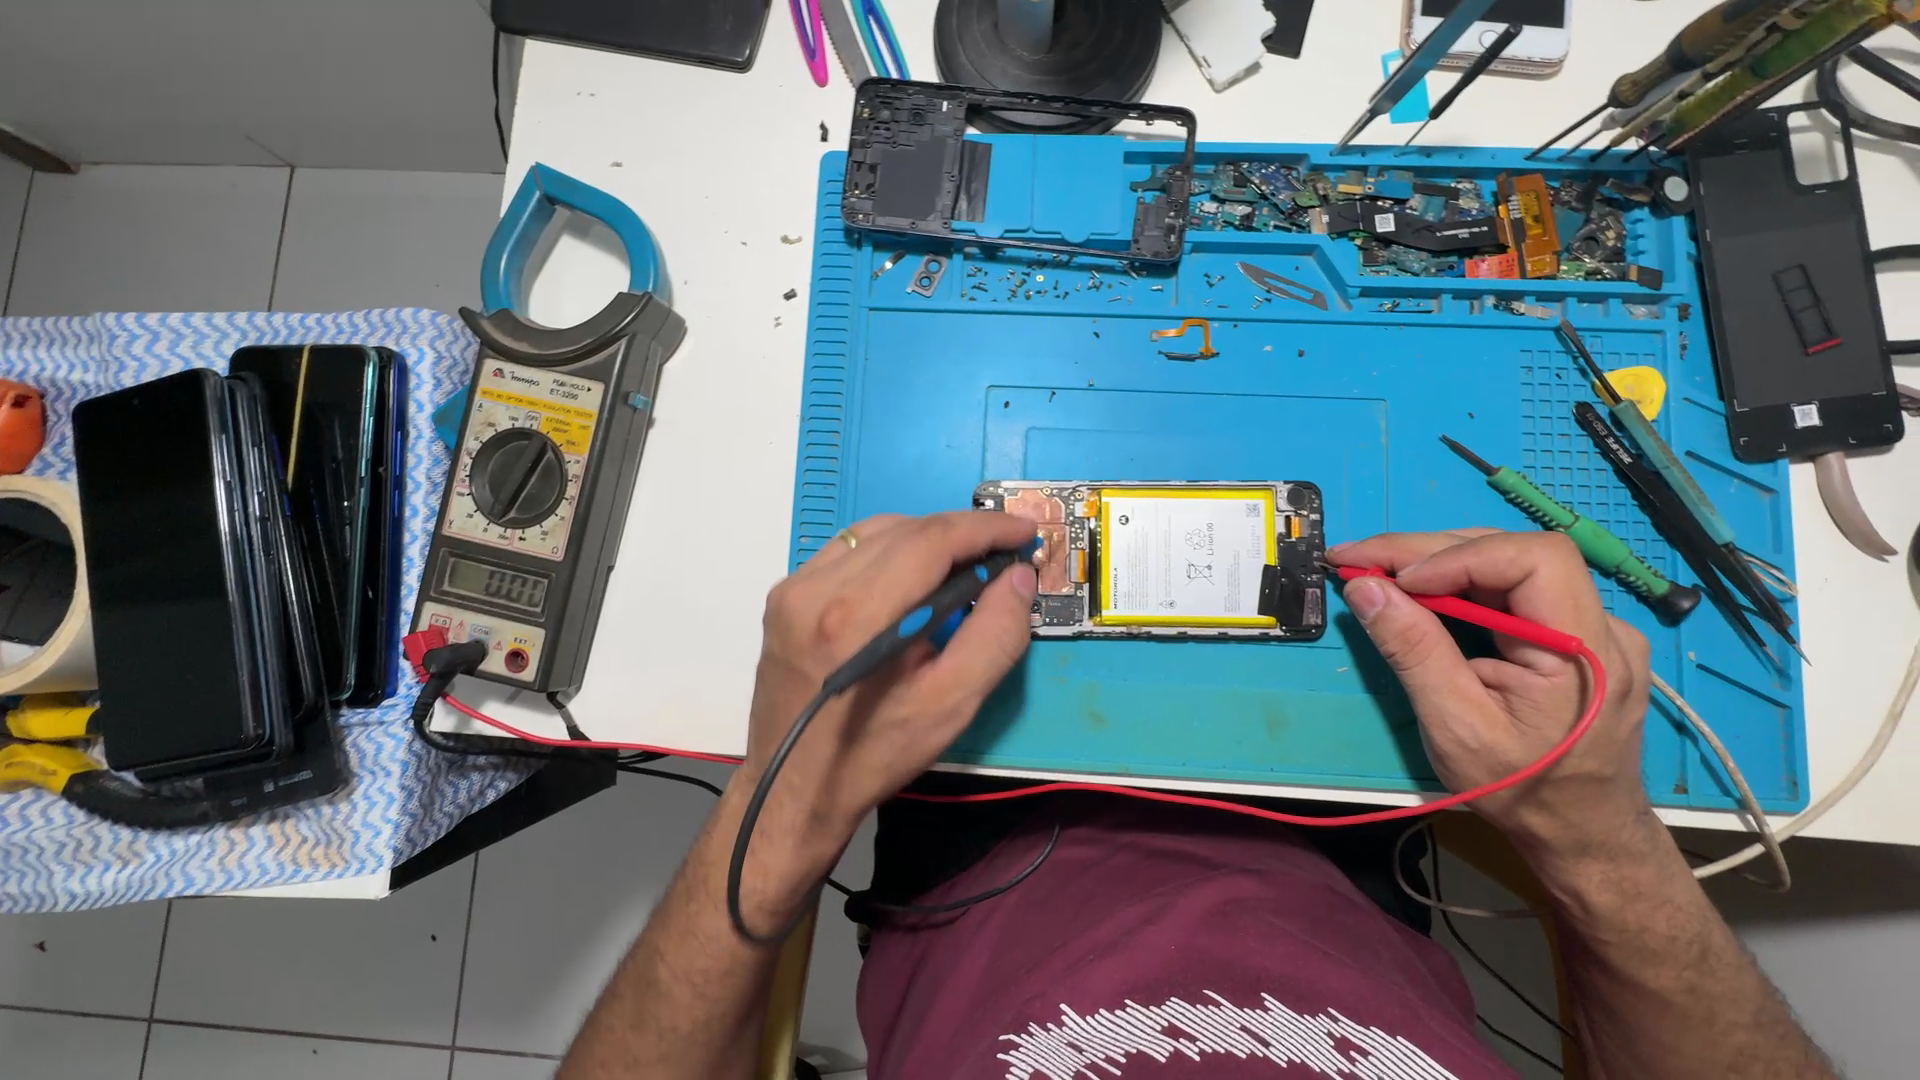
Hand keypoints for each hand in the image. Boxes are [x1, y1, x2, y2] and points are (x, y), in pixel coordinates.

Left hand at [729, 511, 1038, 913]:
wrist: (791, 792)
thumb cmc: (874, 754)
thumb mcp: (950, 706)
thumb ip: (994, 636)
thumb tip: (1019, 577)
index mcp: (854, 617)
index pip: (929, 541)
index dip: (983, 529)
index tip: (1024, 530)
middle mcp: (814, 589)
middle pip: (903, 530)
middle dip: (960, 532)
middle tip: (1003, 551)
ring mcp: (791, 589)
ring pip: (873, 532)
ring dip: (925, 537)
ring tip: (965, 562)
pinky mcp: (783, 597)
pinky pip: (846, 550)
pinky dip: (889, 550)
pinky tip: (912, 576)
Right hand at [1330, 530, 1656, 865]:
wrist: (1579, 831)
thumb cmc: (1518, 788)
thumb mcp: (1455, 726)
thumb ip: (1413, 651)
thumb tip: (1364, 587)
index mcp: (1585, 649)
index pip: (1534, 560)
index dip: (1459, 556)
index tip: (1396, 580)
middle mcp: (1601, 624)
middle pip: (1512, 554)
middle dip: (1428, 552)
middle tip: (1357, 559)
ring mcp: (1590, 627)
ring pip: (1507, 565)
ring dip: (1436, 562)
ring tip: (1376, 572)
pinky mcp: (1570, 634)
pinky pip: (1509, 589)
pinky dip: (1455, 583)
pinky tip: (1417, 592)